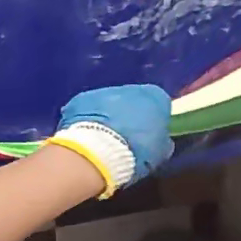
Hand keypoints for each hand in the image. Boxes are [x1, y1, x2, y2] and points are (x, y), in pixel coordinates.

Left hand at [50, 84, 173, 195]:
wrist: (97, 152)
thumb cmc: (136, 152)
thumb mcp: (160, 152)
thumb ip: (162, 140)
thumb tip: (160, 139)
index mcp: (155, 96)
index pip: (158, 104)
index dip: (151, 121)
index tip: (145, 136)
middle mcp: (130, 88)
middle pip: (131, 101)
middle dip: (126, 116)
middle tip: (121, 138)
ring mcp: (102, 91)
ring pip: (106, 103)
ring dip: (105, 117)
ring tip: (99, 140)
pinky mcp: (78, 100)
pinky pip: (84, 110)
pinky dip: (84, 120)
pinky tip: (83, 138)